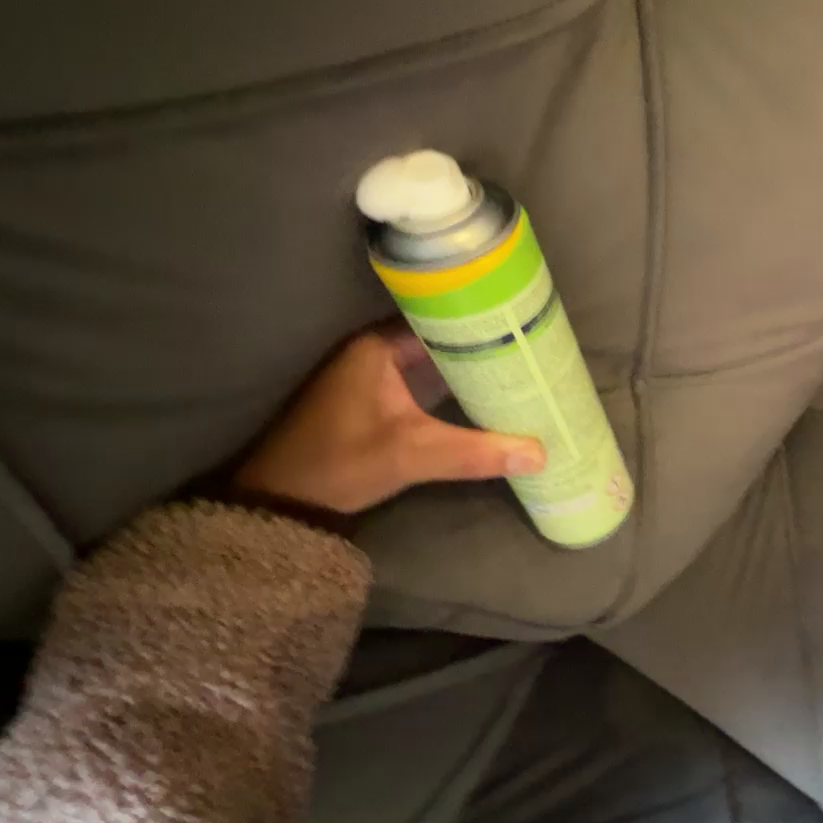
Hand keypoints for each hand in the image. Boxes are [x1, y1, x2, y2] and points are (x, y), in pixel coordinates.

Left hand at [232, 327, 545, 514]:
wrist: (281, 504)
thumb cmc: (339, 464)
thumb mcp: (412, 455)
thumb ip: (476, 453)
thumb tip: (541, 455)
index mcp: (379, 346)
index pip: (446, 318)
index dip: (489, 322)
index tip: (532, 326)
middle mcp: (378, 350)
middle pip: (447, 338)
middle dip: (491, 345)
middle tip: (541, 349)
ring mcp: (378, 374)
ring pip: (441, 360)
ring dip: (478, 366)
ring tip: (528, 368)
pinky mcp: (381, 397)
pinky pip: (433, 378)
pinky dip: (461, 384)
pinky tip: (495, 394)